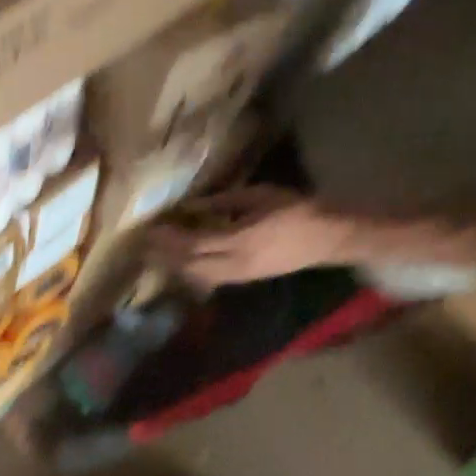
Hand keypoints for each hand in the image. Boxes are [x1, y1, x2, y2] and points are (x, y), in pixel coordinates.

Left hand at [148, 188, 349, 288]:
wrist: (330, 238)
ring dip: (174, 267)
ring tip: (155, 255)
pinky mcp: (245, 280)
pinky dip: (189, 272)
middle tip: (144, 244)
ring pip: (196, 276)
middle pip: (189, 265)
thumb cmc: (297, 209)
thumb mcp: (259, 195)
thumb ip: (222, 201)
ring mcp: (240, 276)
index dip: (169, 238)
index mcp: (239, 240)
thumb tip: (190, 204)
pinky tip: (179, 264)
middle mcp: (235, 264)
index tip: (151, 228)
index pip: (193, 243)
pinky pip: (208, 279)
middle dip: (164, 255)